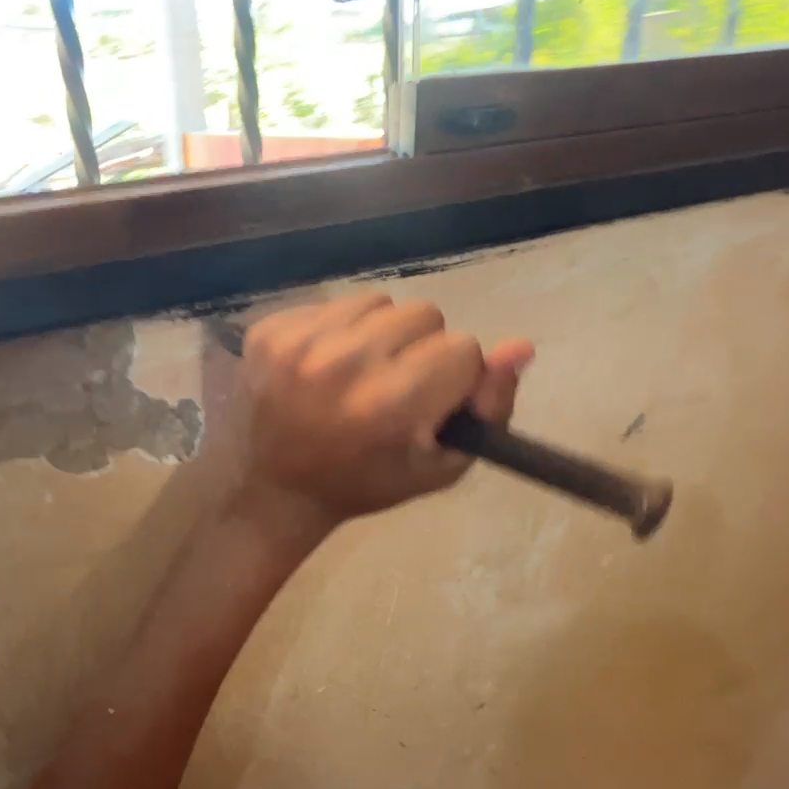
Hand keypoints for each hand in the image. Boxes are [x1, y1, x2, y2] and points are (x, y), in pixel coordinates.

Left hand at [231, 293, 534, 536]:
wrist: (278, 487)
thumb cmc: (368, 480)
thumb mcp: (440, 464)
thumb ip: (488, 409)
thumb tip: (520, 346)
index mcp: (391, 404)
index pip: (462, 347)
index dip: (454, 376)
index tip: (428, 402)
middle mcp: (344, 363)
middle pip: (424, 313)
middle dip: (420, 347)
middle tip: (391, 386)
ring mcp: (299, 343)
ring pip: (379, 301)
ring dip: (379, 332)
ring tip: (357, 374)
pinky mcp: (268, 330)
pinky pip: (332, 303)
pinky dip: (337, 329)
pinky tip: (322, 367)